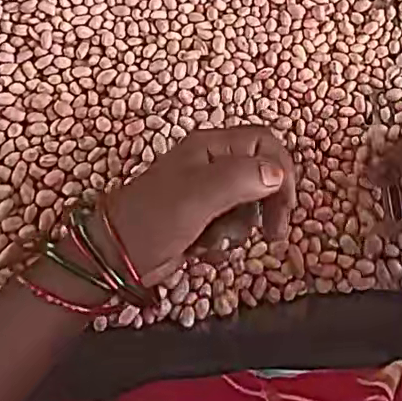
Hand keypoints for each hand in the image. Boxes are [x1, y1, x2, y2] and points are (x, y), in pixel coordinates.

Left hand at [104, 126, 295, 285]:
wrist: (115, 257)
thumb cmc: (153, 218)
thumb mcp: (197, 195)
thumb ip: (239, 179)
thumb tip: (277, 174)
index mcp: (210, 146)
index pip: (264, 143)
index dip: (281, 170)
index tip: (286, 206)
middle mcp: (212, 163)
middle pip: (263, 174)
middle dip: (268, 205)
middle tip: (272, 234)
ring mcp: (207, 192)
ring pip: (250, 205)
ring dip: (239, 228)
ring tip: (214, 240)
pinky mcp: (202, 218)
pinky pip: (232, 226)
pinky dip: (224, 241)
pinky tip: (203, 249)